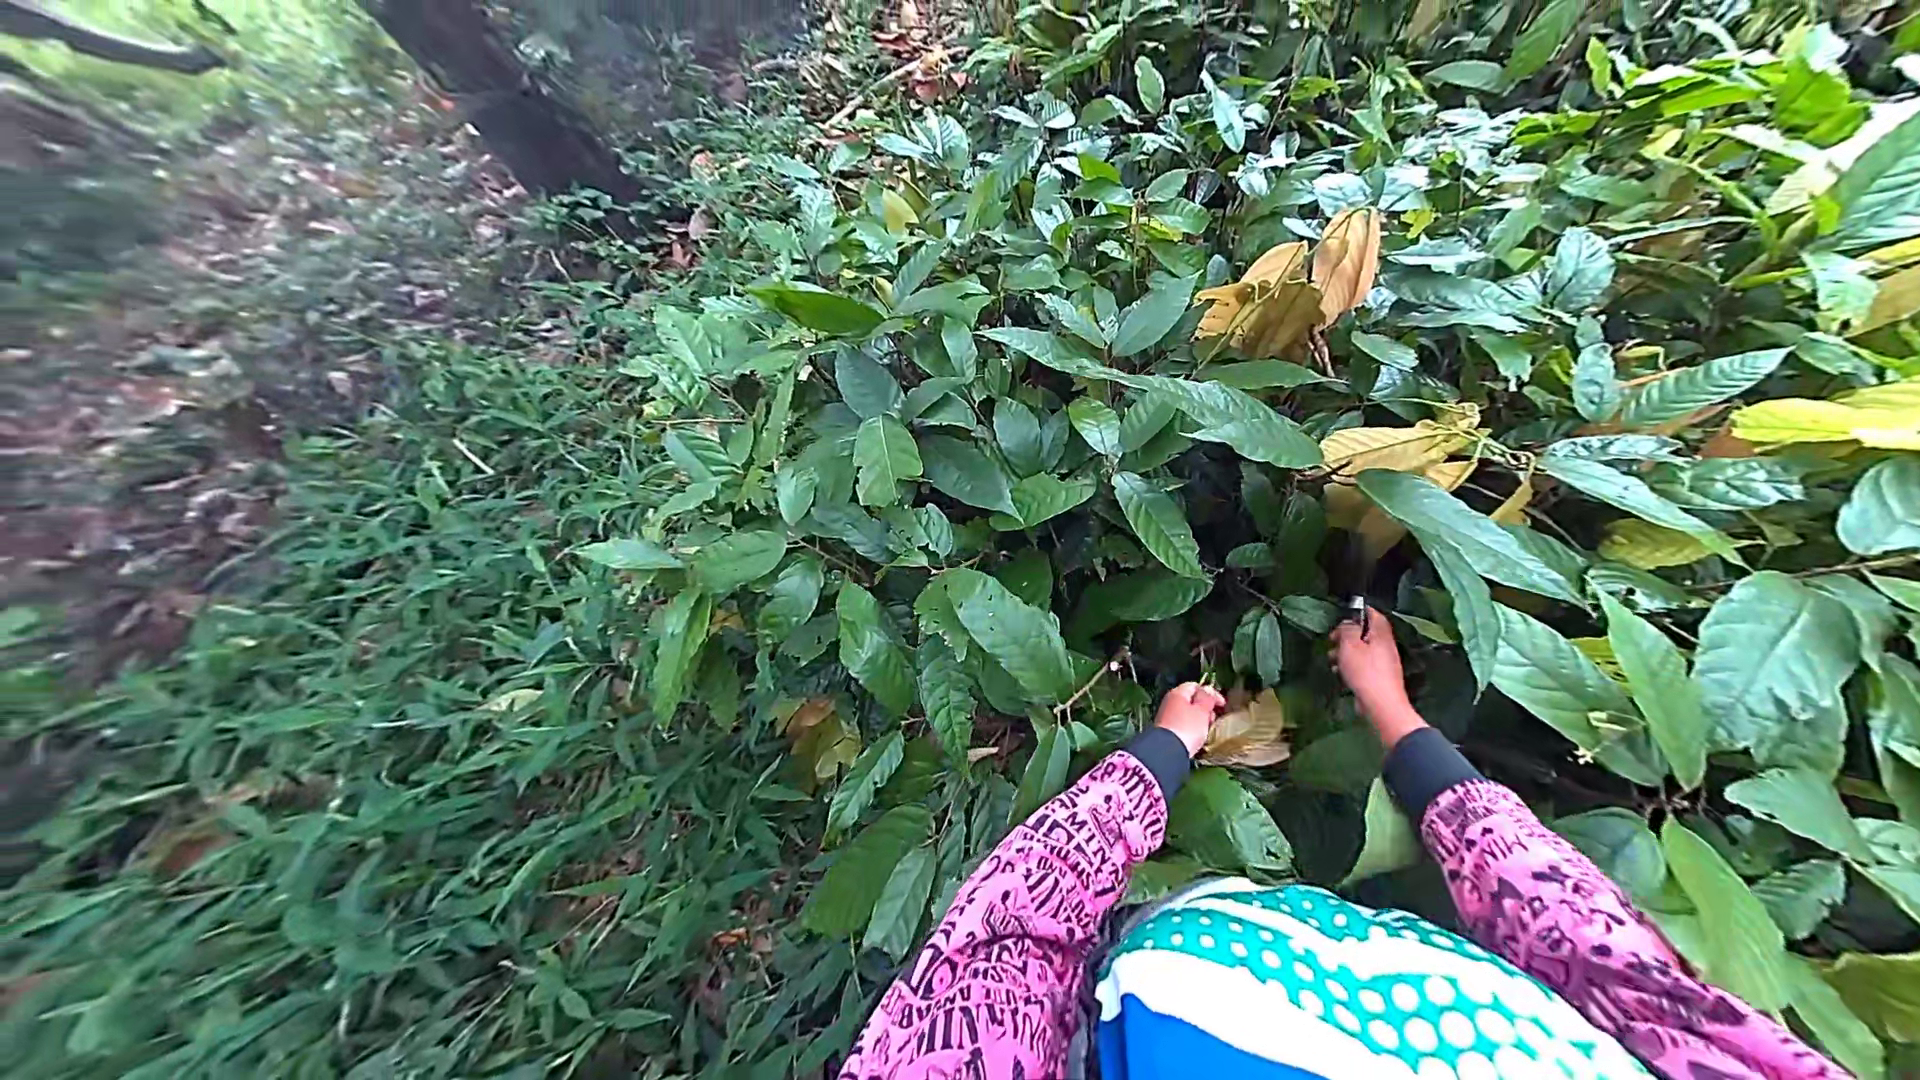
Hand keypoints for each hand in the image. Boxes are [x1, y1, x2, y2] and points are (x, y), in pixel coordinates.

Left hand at [1154, 681, 1227, 757]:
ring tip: (1207, 728)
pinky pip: (1184, 724)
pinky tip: (1198, 736)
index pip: (1195, 686)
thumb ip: (1207, 698)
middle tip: (1213, 717)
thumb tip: (1208, 689)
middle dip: (1205, 707)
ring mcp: (1167, 716)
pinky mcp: (1168, 729)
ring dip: (1200, 719)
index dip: (1210, 693)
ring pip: (1188, 713)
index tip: (1222, 703)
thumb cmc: (1187, 727)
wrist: (1169, 750)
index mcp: (1177, 693)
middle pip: (1191, 700)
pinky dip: (1193, 728)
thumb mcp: (1201, 710)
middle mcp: (1170, 702)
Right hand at [1329, 607, 1426, 748]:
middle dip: (1346, 635)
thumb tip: (1347, 624)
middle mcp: (1386, 646)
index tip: (1343, 615)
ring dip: (1345, 652)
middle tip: (1332, 640)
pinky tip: (1340, 673)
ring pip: (1362, 649)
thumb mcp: (1349, 645)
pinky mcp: (1379, 676)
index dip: (1359, 611)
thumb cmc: (1364, 672)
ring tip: (1333, 659)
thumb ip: (1347, 629)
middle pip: (1365, 633)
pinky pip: (1363, 664)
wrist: (1380, 704)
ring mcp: (1384, 662)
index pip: (1374, 615)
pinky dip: (1351, 665)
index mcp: (1381, 635)